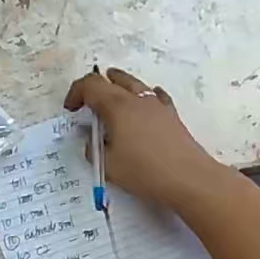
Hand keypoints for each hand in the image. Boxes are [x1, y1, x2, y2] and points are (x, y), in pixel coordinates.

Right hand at [63, 68, 226, 209]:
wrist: (189, 179)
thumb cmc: (144, 172)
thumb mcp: (109, 165)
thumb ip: (94, 150)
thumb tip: (92, 142)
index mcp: (117, 106)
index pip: (90, 85)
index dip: (76, 93)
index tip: (71, 109)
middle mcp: (137, 99)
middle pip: (113, 80)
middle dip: (96, 87)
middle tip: (88, 101)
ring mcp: (157, 104)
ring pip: (134, 84)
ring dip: (119, 86)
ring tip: (112, 96)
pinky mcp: (171, 115)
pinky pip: (154, 96)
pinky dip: (143, 97)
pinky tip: (144, 105)